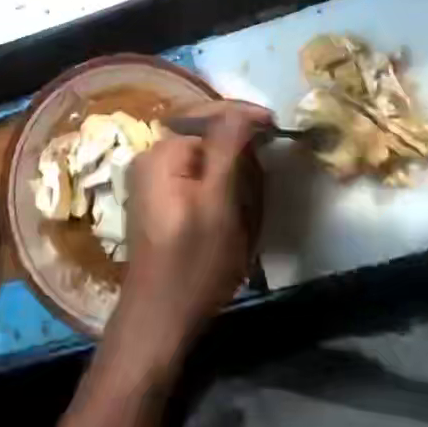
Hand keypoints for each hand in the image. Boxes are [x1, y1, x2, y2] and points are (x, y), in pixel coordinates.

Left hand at [112, 100, 271, 352]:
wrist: (159, 317)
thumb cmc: (193, 263)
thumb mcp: (218, 203)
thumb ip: (227, 149)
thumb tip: (242, 109)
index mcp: (161, 152)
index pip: (208, 115)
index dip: (244, 117)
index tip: (276, 127)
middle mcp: (150, 156)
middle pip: (205, 134)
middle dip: (238, 148)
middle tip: (263, 173)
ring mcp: (152, 177)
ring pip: (204, 156)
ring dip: (231, 169)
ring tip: (250, 198)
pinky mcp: (159, 197)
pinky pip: (196, 175)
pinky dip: (219, 184)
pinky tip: (232, 208)